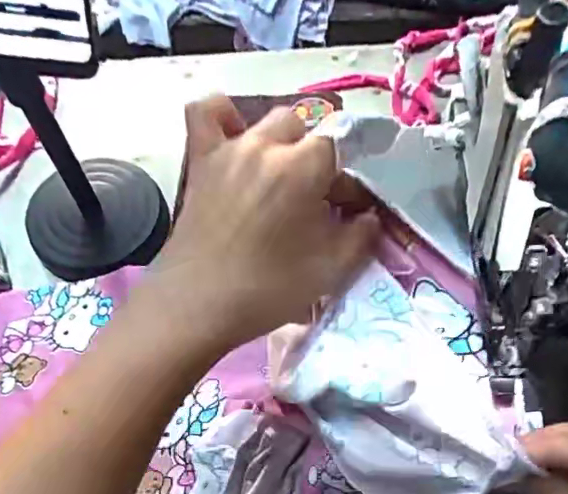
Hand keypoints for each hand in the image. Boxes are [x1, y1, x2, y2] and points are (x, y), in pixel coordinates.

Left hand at [136, 95, 380, 354]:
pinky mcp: (200, 161)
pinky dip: (226, 119)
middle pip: (304, 131)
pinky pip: (209, 114)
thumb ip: (359, 238)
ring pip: (266, 124)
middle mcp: (265, 146)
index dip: (346, 180)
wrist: (199, 305)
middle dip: (315, 160)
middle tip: (314, 201)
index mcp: (302, 169)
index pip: (339, 150)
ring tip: (281, 184)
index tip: (346, 210)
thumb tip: (368, 217)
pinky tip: (237, 140)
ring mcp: (228, 148)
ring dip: (282, 146)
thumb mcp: (328, 272)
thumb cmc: (267, 292)